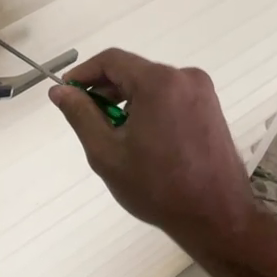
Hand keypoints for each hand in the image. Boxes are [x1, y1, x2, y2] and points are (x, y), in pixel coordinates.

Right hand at [49, 49, 270, 256]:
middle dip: (105, 89)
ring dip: (126, 100)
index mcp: (159, 82)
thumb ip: (80, 114)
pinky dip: (148, 107)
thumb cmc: (156, 187)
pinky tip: (141, 138)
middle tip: (86, 118)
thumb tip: (60, 90)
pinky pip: (169, 96)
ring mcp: (202, 92)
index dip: (83, 73)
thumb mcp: (106, 152)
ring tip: (114, 134)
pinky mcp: (210, 108)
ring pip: (151, 84)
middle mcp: (185, 77)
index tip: (66, 92)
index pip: (111, 60)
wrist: (216, 216)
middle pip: (132, 70)